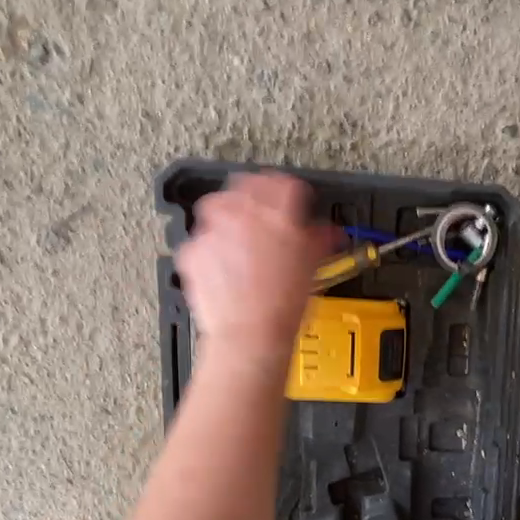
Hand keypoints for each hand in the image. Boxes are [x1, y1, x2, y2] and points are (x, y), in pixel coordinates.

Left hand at [175, 172, 331, 360]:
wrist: (249, 335)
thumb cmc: (283, 307)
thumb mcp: (313, 269)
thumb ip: (319, 241)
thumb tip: (326, 233)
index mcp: (278, 214)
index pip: (285, 184)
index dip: (292, 193)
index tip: (295, 202)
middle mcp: (242, 214)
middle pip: (247, 185)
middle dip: (258, 196)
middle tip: (266, 214)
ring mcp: (212, 230)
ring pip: (218, 206)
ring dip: (231, 215)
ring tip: (242, 236)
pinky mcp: (192, 250)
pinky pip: (202, 238)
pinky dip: (213, 246)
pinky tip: (225, 264)